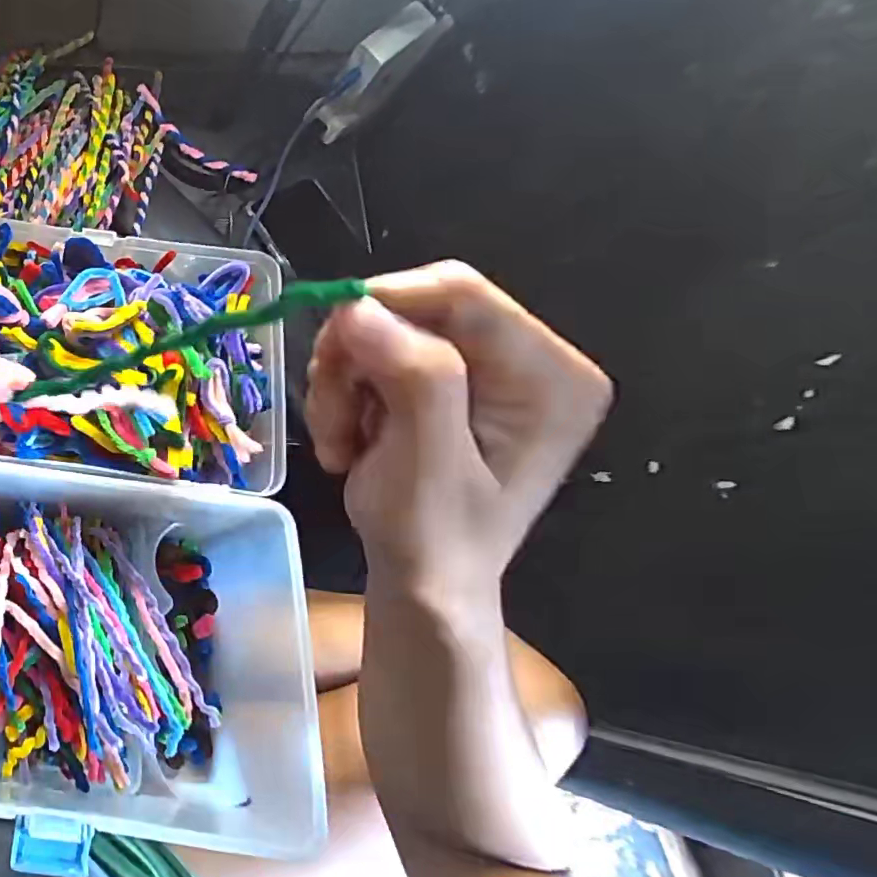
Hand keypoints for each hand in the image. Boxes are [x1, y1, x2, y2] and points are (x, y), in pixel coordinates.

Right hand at [304, 261, 610, 591]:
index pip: (460, 294)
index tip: (329, 354)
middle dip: (355, 361)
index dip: (383, 305)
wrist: (423, 582)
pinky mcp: (438, 389)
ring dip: (341, 386)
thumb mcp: (425, 460)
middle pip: (411, 312)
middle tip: (332, 416)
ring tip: (340, 443)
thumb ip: (410, 377)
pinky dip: (344, 399)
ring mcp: (477, 375)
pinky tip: (347, 442)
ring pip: (378, 338)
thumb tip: (356, 307)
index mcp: (548, 375)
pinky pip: (371, 364)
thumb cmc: (432, 534)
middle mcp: (520, 362)